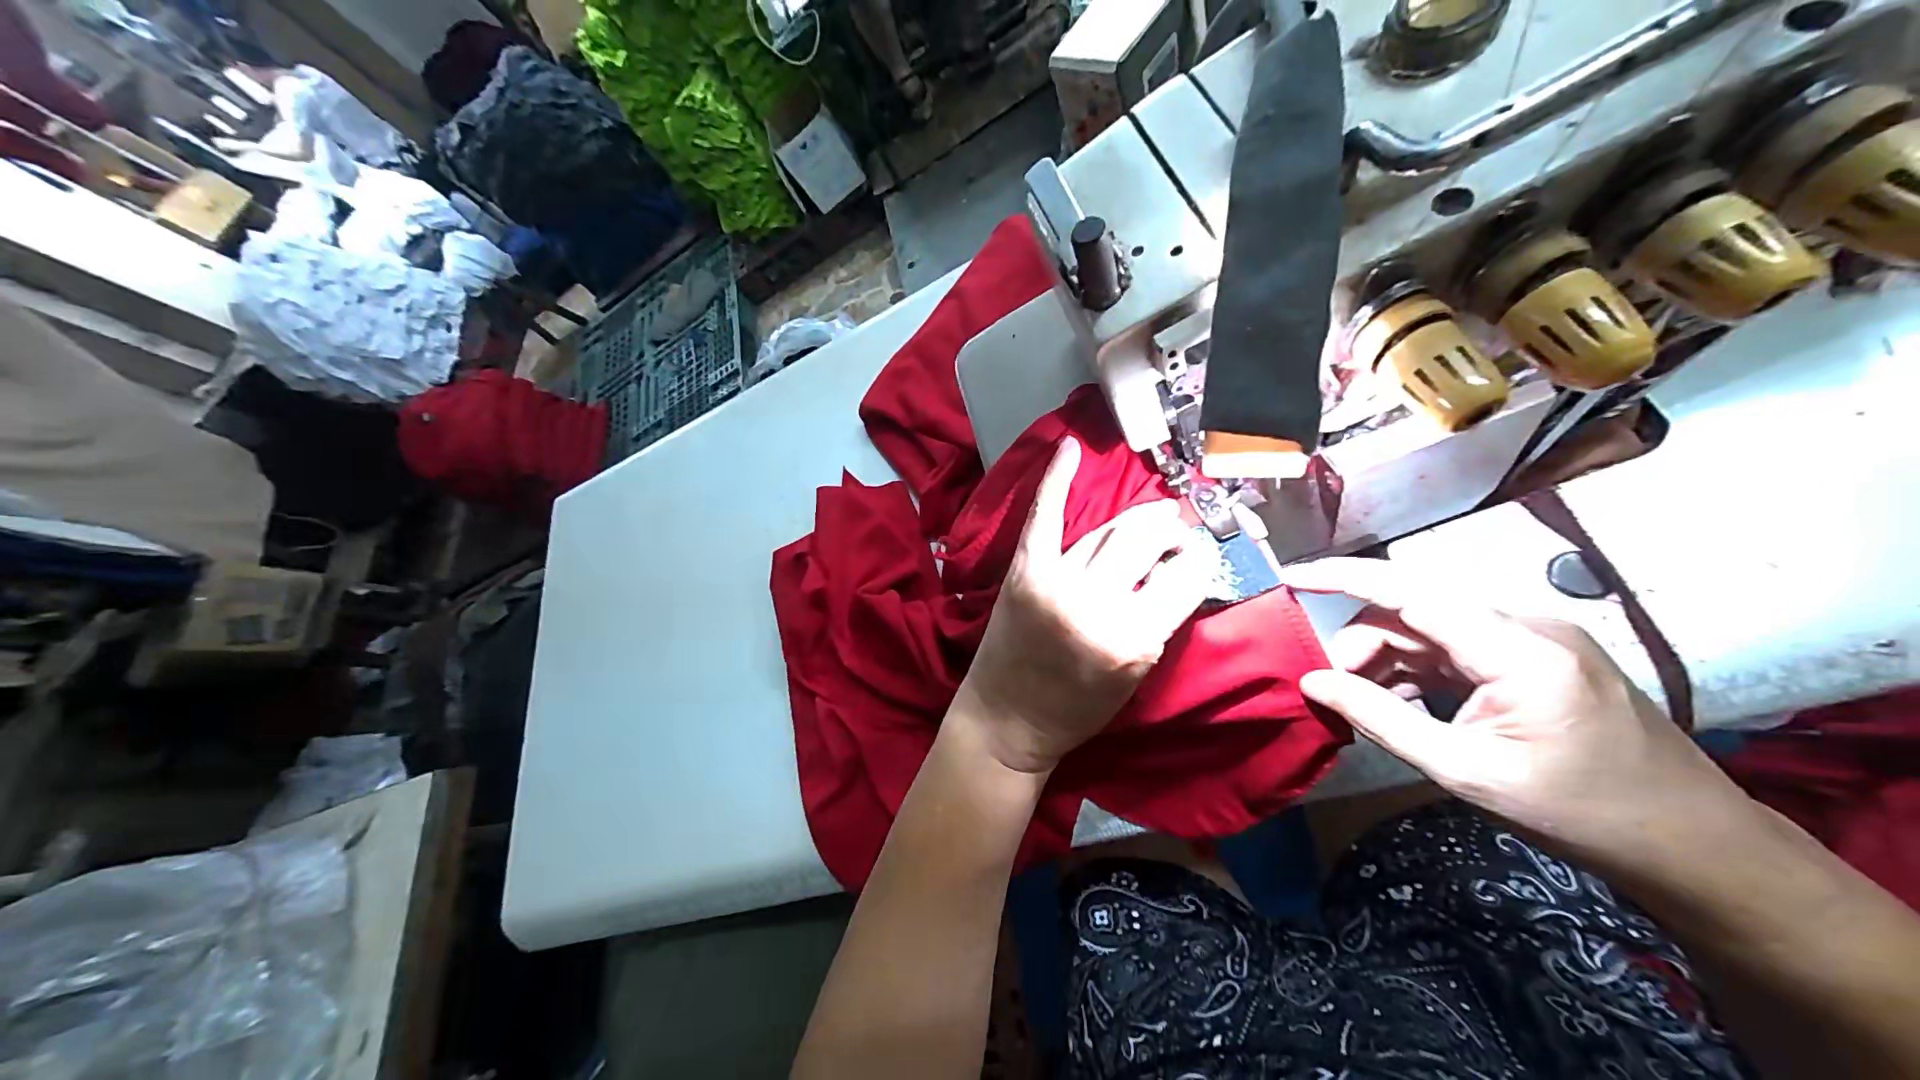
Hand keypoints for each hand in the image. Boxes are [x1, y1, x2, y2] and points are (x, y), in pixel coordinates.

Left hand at [956, 438, 1213, 773]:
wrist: (1007, 719)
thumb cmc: (1077, 710)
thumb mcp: (1137, 676)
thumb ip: (1159, 621)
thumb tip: (1179, 569)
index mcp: (1133, 637)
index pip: (1185, 576)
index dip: (1194, 563)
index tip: (1192, 560)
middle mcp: (1096, 602)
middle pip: (1147, 539)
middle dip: (1170, 531)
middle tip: (1174, 535)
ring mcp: (1055, 579)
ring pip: (1108, 529)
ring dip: (1136, 521)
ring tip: (1150, 520)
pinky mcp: (1023, 569)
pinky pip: (1045, 515)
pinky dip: (1055, 479)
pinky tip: (1069, 449)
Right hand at [1281, 558, 1750, 860]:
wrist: (1686, 840)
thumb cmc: (1576, 811)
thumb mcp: (1463, 771)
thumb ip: (1380, 718)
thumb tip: (1313, 682)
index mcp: (1519, 649)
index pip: (1411, 590)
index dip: (1342, 577)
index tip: (1288, 577)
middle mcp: (1526, 624)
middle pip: (1415, 608)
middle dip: (1361, 641)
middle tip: (1332, 687)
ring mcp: (1534, 635)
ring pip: (1431, 625)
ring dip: (1387, 656)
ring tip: (1364, 700)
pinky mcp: (1535, 651)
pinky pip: (1456, 643)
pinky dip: (1417, 666)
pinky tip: (1404, 702)